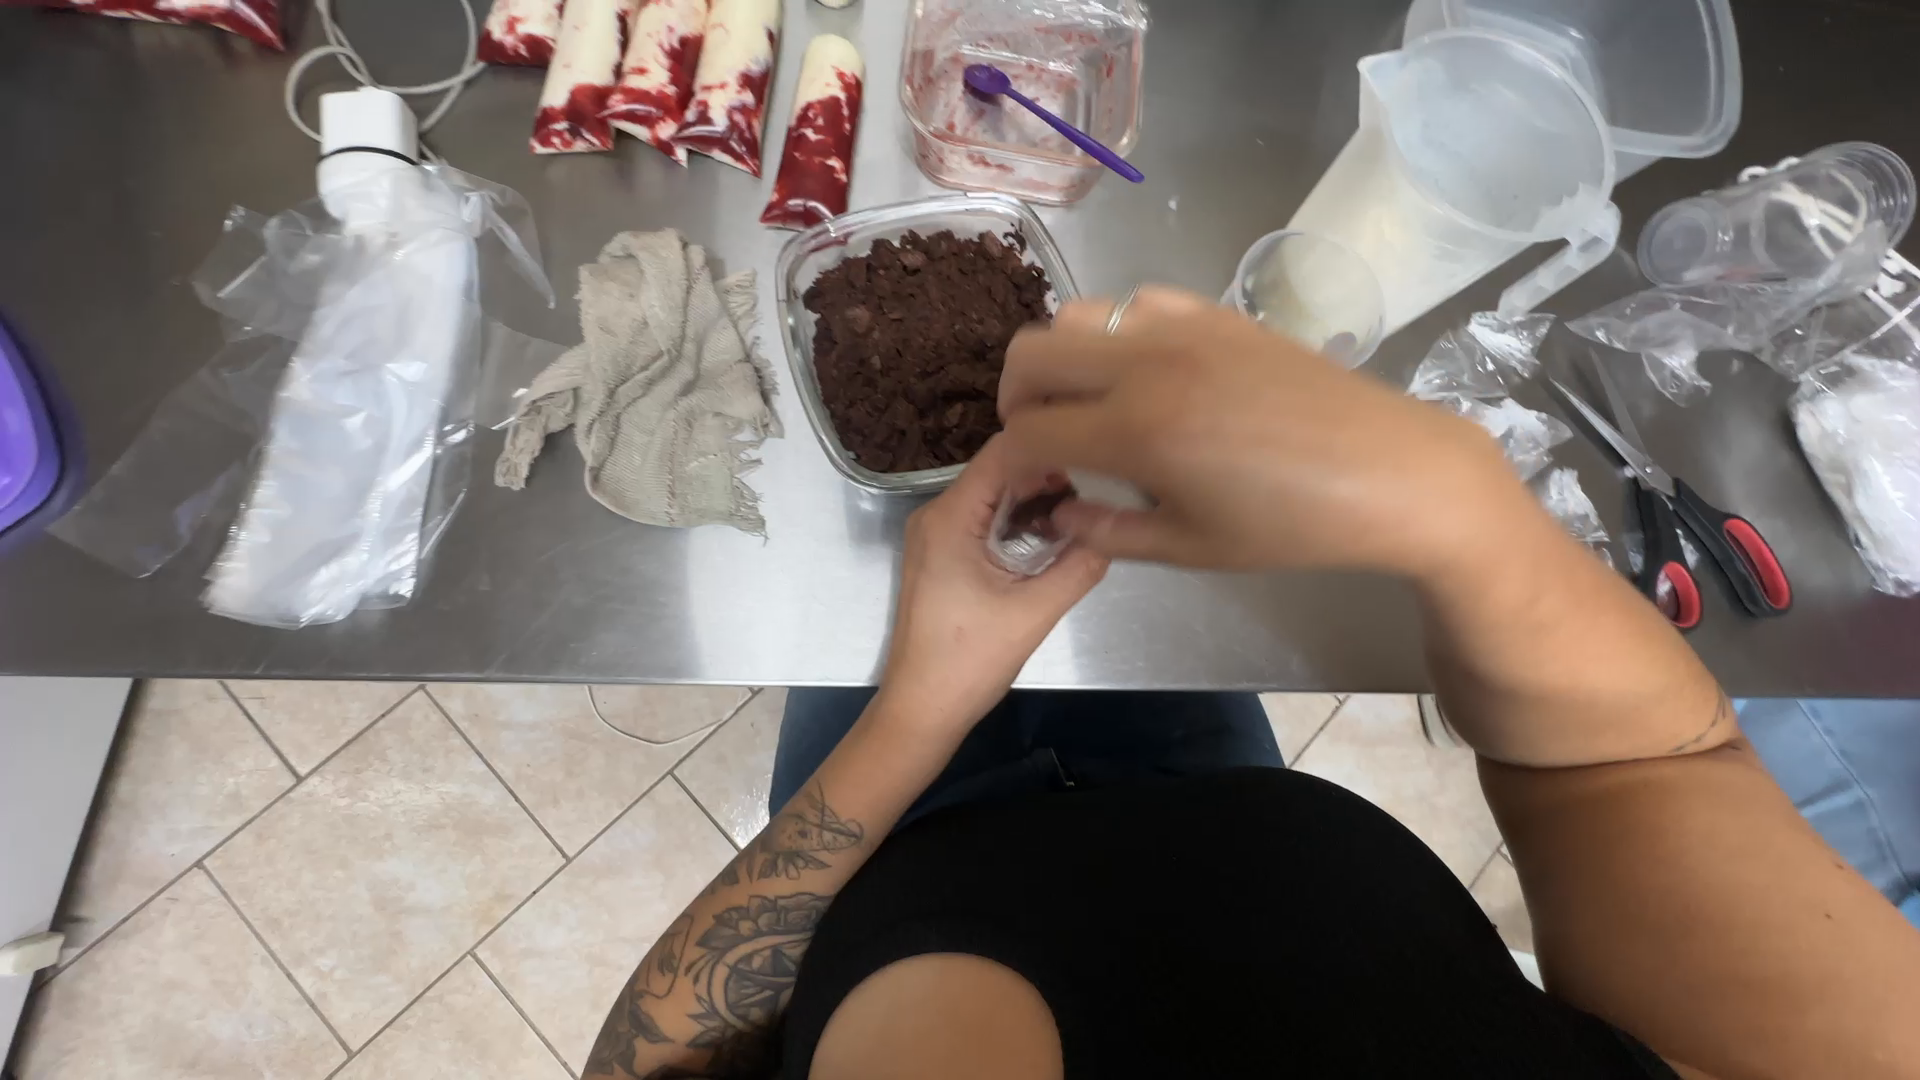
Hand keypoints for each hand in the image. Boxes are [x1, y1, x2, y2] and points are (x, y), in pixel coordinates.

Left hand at [877, 435, 1109, 734]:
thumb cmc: (968, 662)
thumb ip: (1079, 566)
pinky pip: (985, 522)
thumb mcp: (1034, 612)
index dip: (1051, 449)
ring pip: (994, 497)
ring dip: (1036, 502)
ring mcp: (937, 536)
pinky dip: (1019, 523)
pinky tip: (1054, 537)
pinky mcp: (943, 556)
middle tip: (1099, 491)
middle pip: (999, 472)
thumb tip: (1113, 531)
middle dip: (1049, 476)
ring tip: (1084, 513)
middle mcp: (937, 514)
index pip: (1003, 453)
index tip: (1095, 462)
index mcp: (949, 517)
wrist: (921, 709)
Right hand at [995, 286, 1532, 578]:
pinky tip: (1143, 370)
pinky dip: (1115, 333)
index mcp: (1138, 432)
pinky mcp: (1218, 312)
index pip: (1031, 430)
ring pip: (1077, 314)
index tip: (1024, 475)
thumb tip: (1057, 511)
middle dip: (1016, 396)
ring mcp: (1184, 327)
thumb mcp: (1189, 547)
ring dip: (1062, 358)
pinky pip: (1137, 302)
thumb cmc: (1290, 526)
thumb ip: (1106, 532)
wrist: (1393, 473)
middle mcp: (1148, 364)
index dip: (1012, 456)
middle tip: (1038, 432)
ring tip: (1086, 399)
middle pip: (1033, 352)